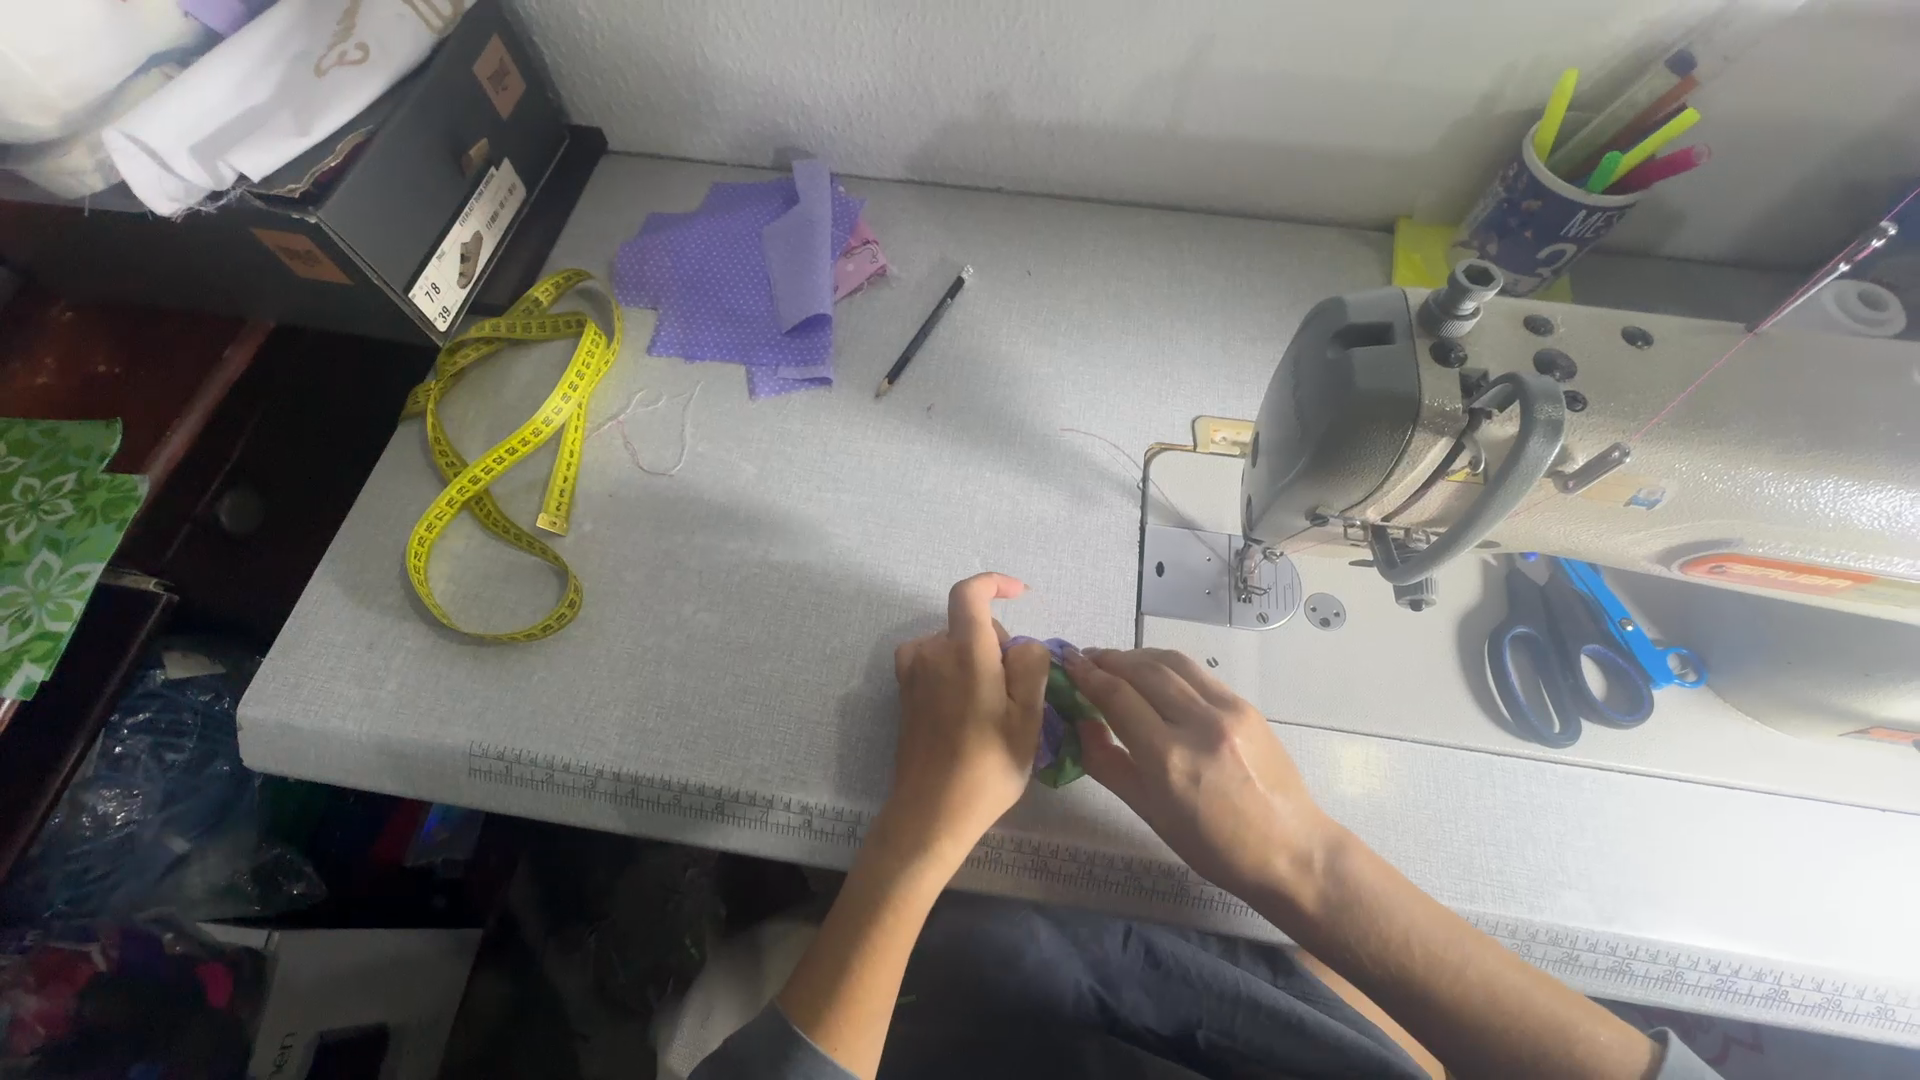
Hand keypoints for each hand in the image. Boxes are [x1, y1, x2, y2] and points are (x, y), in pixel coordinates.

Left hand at [884, 573, 1051, 860]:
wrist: (931, 812)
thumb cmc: (987, 766)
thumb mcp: (1027, 717)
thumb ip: (1030, 665)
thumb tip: (1021, 644)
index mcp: (963, 651)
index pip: (970, 592)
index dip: (995, 583)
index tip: (1020, 594)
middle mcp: (930, 652)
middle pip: (970, 626)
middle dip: (998, 646)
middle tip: (1017, 696)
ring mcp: (912, 673)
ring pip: (955, 648)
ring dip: (978, 664)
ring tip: (994, 713)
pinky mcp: (904, 694)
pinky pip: (938, 665)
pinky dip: (957, 675)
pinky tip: (968, 715)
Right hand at [1062, 646, 1337, 906]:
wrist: (1291, 850)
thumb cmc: (1214, 845)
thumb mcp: (1150, 812)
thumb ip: (1108, 764)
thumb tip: (1080, 724)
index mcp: (1168, 758)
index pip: (1117, 697)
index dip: (1087, 675)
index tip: (1067, 663)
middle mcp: (1197, 724)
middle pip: (1142, 670)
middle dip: (1107, 659)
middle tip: (1083, 659)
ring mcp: (1227, 710)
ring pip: (1171, 662)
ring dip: (1136, 655)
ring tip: (1114, 661)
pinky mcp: (1245, 706)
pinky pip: (1197, 673)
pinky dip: (1166, 665)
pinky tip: (1153, 673)